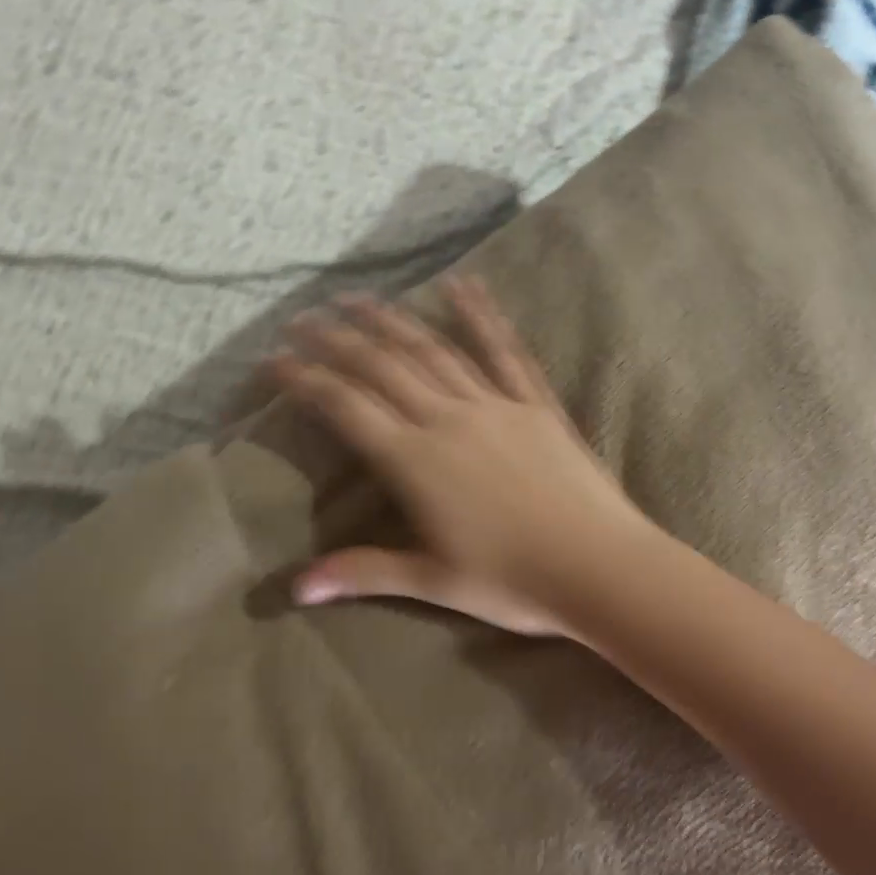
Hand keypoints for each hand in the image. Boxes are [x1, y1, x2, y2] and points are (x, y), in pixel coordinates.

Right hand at [269, 276, 657, 637]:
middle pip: (382, 367)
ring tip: (359, 297)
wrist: (600, 568)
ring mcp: (493, 404)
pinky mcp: (533, 403)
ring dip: (391, 320)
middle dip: (337, 339)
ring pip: (432, 350)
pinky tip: (462, 285)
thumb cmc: (512, 581)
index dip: (306, 379)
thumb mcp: (431, 581)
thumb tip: (296, 589)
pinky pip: (503, 350)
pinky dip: (480, 315)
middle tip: (303, 318)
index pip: (347, 407)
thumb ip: (361, 572)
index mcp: (415, 461)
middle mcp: (447, 419)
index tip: (274, 359)